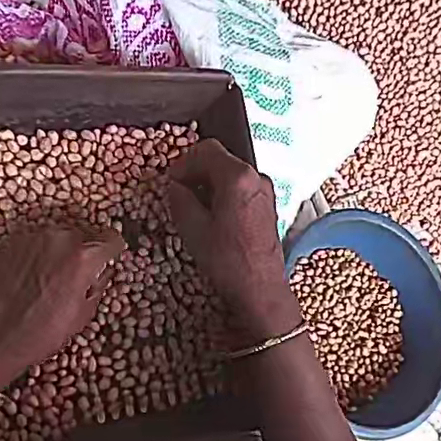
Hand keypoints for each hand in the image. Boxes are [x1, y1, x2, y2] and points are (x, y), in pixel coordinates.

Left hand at [0, 223, 125, 386]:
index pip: (111, 239)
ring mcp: (33, 237)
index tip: (110, 257)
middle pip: (84, 235)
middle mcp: (59, 239)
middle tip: (80, 276)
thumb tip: (101, 273)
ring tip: (54, 278)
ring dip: (61, 251)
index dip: (112, 251)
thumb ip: (98, 284)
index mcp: (84, 257)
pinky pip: (36, 241)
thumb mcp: (84, 312)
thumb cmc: (41, 330)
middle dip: (85, 251)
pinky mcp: (12, 242)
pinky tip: (36, 275)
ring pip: (59, 236)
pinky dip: (40, 252)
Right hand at [164, 139, 299, 338]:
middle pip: (220, 160)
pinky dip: (225, 196)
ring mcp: (266, 193)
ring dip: (210, 185)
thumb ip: (180, 199)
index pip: (205, 150)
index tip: (172, 183)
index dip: (183, 164)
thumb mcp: (194, 229)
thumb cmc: (229, 262)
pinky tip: (214, 219)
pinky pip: (242, 190)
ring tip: (196, 210)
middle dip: (196, 173)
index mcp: (237, 178)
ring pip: (231, 175)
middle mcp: (256, 178)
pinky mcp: (268, 208)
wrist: (261, 290)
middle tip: (180, 195)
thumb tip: (175, 187)